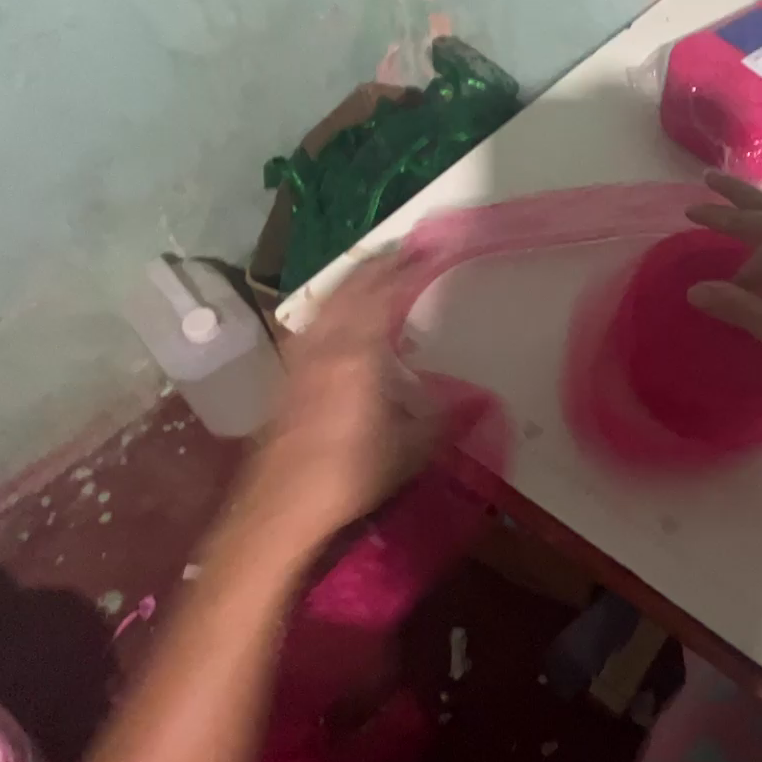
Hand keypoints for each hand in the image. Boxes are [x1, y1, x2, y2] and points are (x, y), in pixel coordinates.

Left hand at [239, 251, 437, 543]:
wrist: (278, 510)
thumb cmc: (349, 475)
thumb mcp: (410, 448)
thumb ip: (447, 418)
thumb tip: (483, 401)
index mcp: (357, 354)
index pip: (382, 295)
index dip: (404, 269)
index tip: (426, 250)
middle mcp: (325, 347)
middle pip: (348, 290)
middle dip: (374, 266)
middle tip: (400, 252)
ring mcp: (300, 360)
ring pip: (324, 304)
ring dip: (349, 283)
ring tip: (371, 274)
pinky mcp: (286, 378)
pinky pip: (311, 325)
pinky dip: (330, 308)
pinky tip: (336, 320)